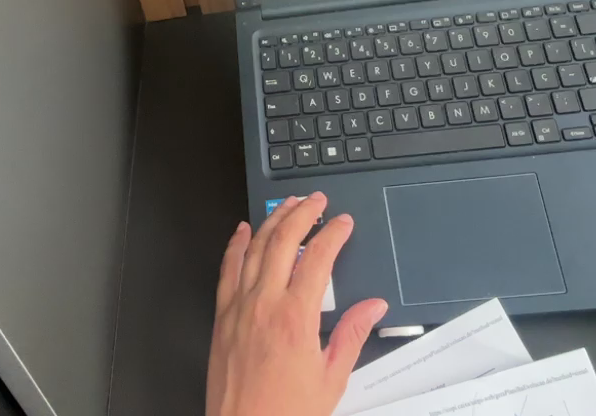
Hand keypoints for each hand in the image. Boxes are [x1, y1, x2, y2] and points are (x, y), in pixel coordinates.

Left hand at [206, 193, 387, 415]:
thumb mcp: (331, 380)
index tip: (344, 222)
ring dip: (274, 220)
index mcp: (296, 318)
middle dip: (304, 213)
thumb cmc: (286, 414)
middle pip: (285, 241)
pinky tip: (244, 229)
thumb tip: (373, 306)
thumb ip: (352, 335)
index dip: (333, 234)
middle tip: (318, 200)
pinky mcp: (222, 315)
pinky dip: (236, 244)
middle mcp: (265, 303)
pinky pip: (228, 268)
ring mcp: (240, 306)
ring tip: (289, 204)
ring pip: (256, 247)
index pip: (318, 258)